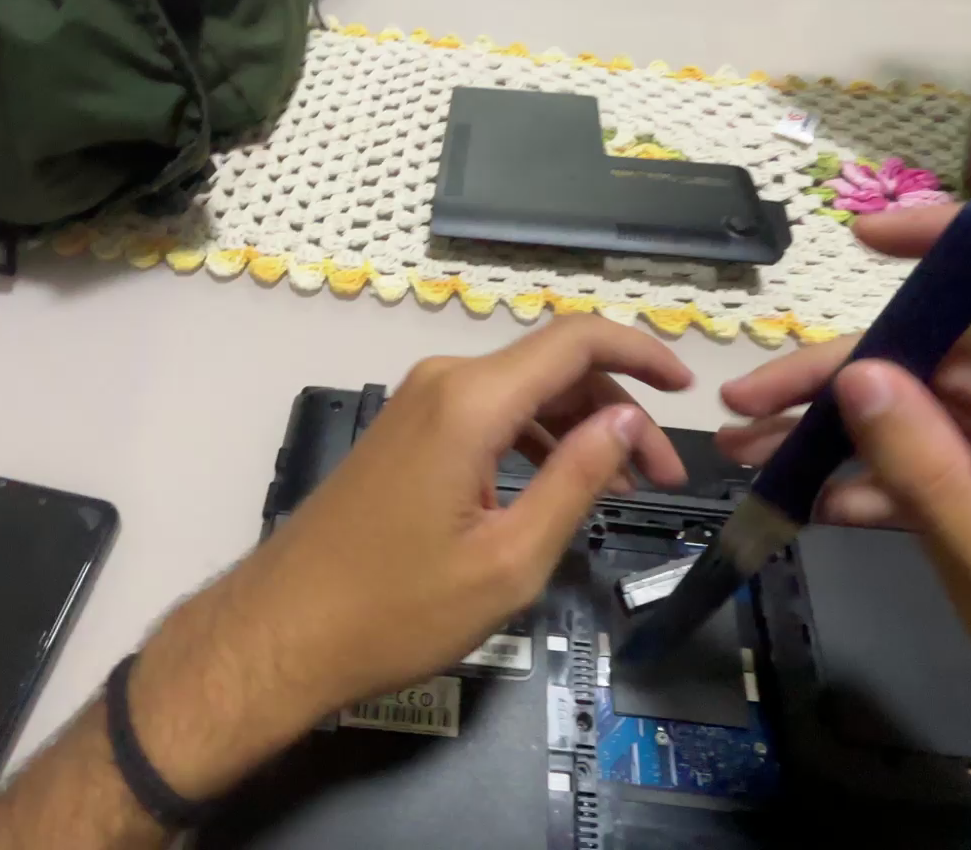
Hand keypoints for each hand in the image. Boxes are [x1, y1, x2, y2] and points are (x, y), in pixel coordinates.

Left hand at [127, 316, 691, 802]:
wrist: (284, 628)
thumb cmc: (398, 607)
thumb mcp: (509, 558)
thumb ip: (576, 479)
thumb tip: (628, 419)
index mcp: (471, 400)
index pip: (575, 340)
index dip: (641, 352)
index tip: (686, 388)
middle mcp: (443, 380)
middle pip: (552, 367)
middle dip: (615, 410)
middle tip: (660, 476)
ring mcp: (419, 402)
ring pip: (520, 392)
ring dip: (576, 429)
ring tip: (620, 487)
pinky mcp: (407, 429)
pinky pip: (485, 414)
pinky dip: (532, 440)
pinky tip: (557, 484)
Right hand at [719, 206, 970, 849]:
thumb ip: (935, 486)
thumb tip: (856, 378)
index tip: (870, 239)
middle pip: (969, 350)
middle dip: (851, 367)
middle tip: (751, 398)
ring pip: (943, 407)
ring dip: (846, 427)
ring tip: (752, 450)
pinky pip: (951, 465)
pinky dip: (879, 479)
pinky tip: (808, 501)